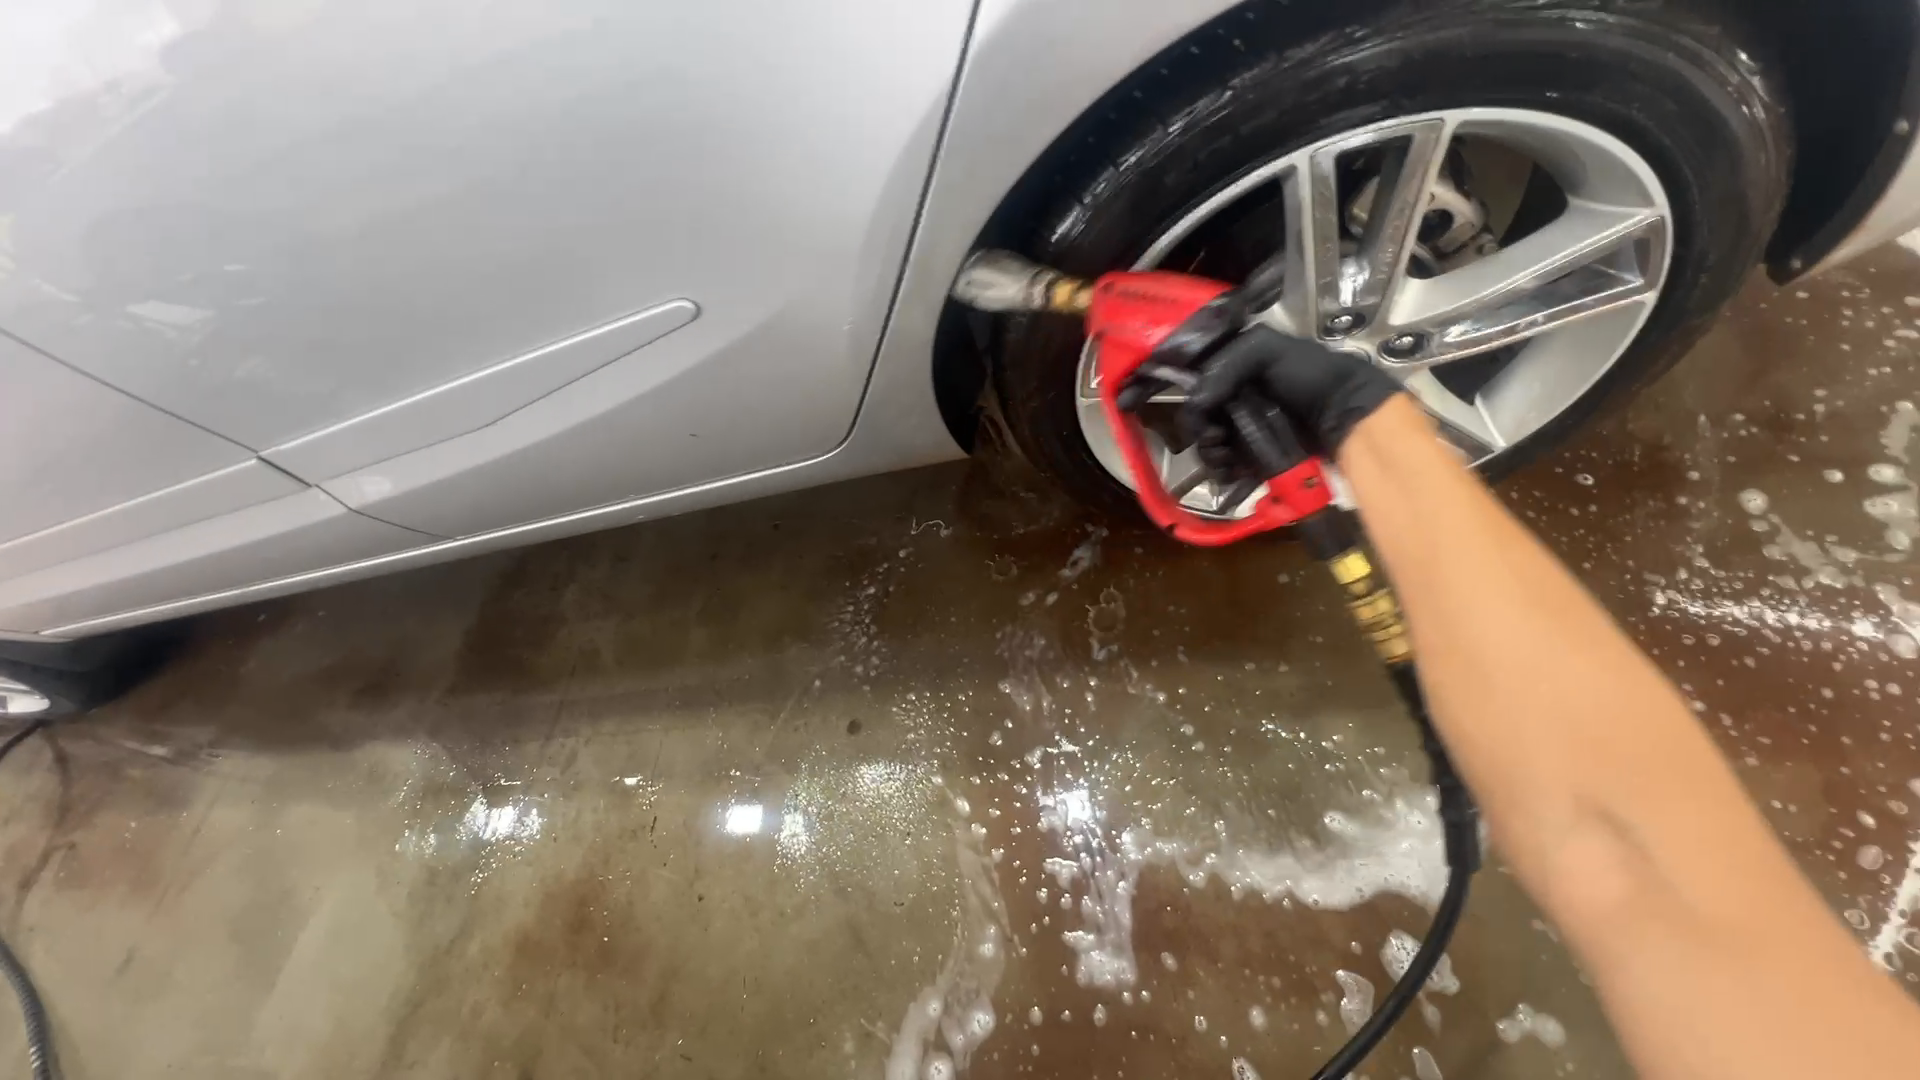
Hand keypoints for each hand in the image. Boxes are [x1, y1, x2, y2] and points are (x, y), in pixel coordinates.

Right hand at [1181, 324, 1401, 457]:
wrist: (1346, 414)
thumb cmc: (1310, 375)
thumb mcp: (1265, 350)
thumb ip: (1224, 367)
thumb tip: (1195, 403)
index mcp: (1234, 374)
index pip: (1196, 391)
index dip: (1193, 404)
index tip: (1202, 415)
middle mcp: (1235, 403)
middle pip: (1199, 422)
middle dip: (1201, 432)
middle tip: (1216, 438)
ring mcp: (1244, 433)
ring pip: (1209, 448)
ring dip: (1210, 455)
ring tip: (1225, 458)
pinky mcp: (1255, 460)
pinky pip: (1226, 470)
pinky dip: (1222, 473)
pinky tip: (1231, 472)